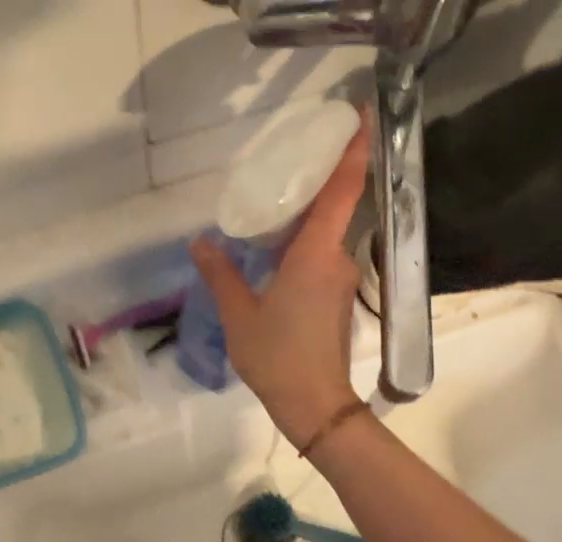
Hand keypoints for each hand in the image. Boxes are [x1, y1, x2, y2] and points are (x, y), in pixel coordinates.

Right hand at [190, 112, 371, 447]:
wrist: (314, 405)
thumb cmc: (278, 358)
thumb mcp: (239, 315)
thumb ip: (221, 275)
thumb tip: (201, 243)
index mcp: (316, 254)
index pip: (342, 189)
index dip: (352, 150)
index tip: (359, 116)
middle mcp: (337, 261)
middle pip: (332, 210)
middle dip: (314, 185)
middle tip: (288, 162)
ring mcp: (341, 283)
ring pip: (325, 240)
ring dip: (303, 224)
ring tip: (270, 210)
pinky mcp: (338, 304)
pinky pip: (322, 262)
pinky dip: (303, 250)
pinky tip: (276, 256)